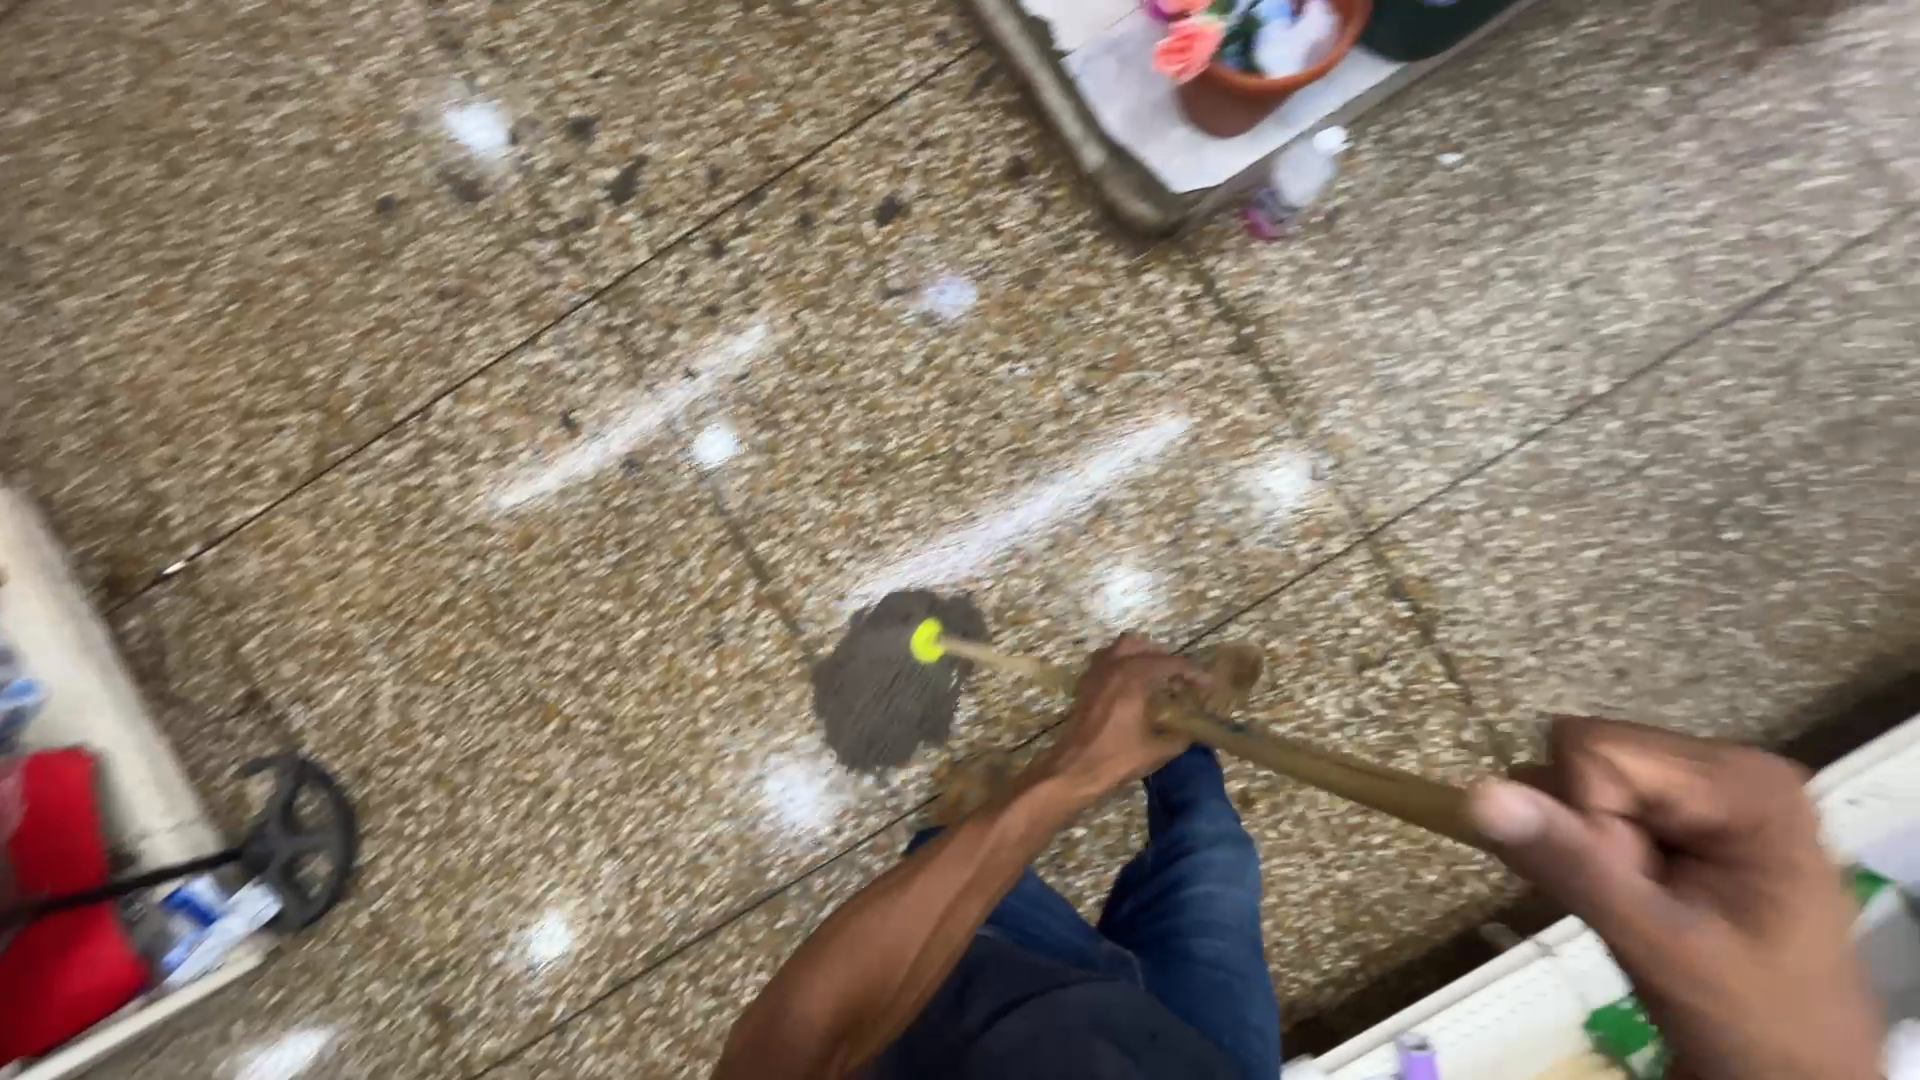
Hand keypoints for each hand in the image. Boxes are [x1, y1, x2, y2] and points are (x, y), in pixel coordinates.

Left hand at [1042, 634, 1209, 799]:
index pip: (1169, 663)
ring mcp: (1095, 672)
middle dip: (1166, 660)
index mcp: (1132, 677)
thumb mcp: (1159, 749)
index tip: (1208, 685)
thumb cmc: (1118, 758)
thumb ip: (1182, 735)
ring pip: (1121, 648)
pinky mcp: (1085, 683)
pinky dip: (1122, 664)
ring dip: (1141, 655)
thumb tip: (1194, 731)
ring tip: (1157, 676)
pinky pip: (1106, 660)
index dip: (1193, 672)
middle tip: (1181, 680)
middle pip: (1144, 648)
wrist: (1076, 767)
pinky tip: (1131, 685)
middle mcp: (1113, 666)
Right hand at [1469, 717, 1882, 1079]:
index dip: (1580, 815)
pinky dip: (1578, 838)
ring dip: (1575, 834)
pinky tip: (1624, 879)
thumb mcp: (1655, 946)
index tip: (1629, 882)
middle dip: (1576, 822)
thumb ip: (1570, 864)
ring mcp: (1701, 781)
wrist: (1793, 1067)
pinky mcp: (1676, 802)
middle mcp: (1723, 763)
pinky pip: (1581, 789)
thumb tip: (1478, 794)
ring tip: (1632, 892)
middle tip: (1632, 891)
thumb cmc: (1744, 1015)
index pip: (1591, 751)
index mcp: (1743, 784)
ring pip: (1569, 769)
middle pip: (1579, 752)